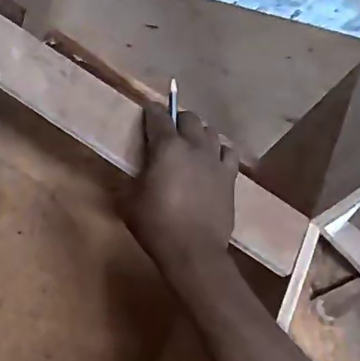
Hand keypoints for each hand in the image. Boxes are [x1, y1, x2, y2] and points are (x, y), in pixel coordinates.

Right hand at [125, 107, 237, 276]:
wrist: (194, 250)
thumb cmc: (156, 225)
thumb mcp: (129, 202)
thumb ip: (129, 180)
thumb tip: (128, 174)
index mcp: (167, 147)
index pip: (158, 116)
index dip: (151, 111)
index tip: (147, 110)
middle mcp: (194, 146)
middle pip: (190, 118)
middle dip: (178, 119)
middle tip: (168, 132)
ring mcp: (216, 161)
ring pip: (211, 132)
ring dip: (199, 134)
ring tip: (191, 146)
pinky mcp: (230, 177)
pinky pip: (229, 153)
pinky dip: (220, 151)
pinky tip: (213, 160)